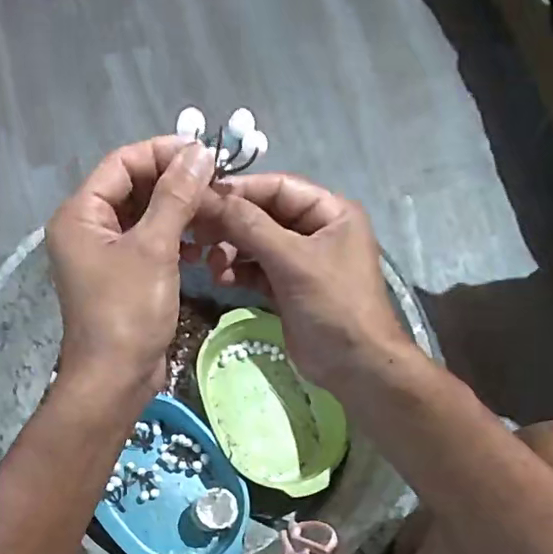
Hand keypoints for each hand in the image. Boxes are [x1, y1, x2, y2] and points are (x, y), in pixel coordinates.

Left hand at [46, 137, 215, 397]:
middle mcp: (87, 230)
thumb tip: (199, 152)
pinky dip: (175, 241)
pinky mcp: (122, 280)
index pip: (122, 163)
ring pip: (145, 218)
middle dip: (175, 184)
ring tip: (216, 215)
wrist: (115, 380)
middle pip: (133, 188)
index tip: (206, 155)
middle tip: (218, 185)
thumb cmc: (128, 312)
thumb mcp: (154, 248)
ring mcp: (104, 257)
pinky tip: (204, 248)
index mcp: (80, 215)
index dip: (163, 153)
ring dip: (179, 213)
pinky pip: (149, 246)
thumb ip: (176, 196)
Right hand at [194, 174, 417, 389]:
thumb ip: (251, 227)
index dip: (239, 191)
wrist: (355, 365)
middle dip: (230, 225)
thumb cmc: (334, 305)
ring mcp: (301, 262)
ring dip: (230, 251)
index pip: (278, 187)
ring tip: (211, 266)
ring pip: (256, 245)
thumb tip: (210, 198)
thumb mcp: (293, 260)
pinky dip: (238, 273)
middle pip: (263, 215)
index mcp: (330, 212)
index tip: (201, 199)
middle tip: (197, 236)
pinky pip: (256, 271)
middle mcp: (316, 231)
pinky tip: (221, 281)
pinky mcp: (287, 289)